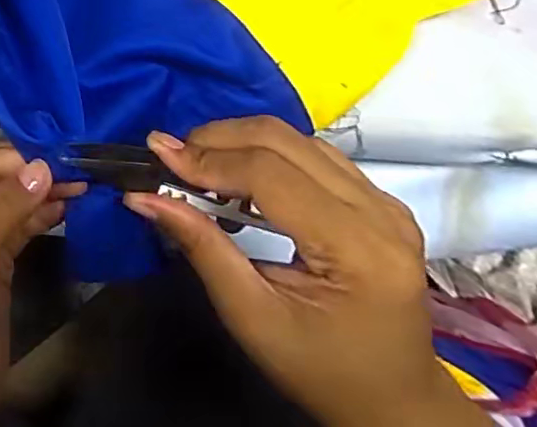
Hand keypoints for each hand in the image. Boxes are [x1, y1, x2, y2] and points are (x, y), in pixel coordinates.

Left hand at [0, 145, 84, 426]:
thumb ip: (2, 211)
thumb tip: (44, 165)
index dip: (26, 158)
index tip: (72, 154)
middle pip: (1, 179)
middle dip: (39, 171)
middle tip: (89, 168)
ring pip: (15, 202)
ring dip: (47, 192)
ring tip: (89, 184)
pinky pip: (22, 228)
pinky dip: (45, 216)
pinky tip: (71, 206)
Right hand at [123, 117, 486, 426]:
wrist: (395, 402)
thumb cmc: (320, 369)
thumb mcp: (251, 316)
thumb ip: (200, 246)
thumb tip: (142, 196)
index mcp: (358, 250)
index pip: (269, 174)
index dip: (208, 158)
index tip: (156, 155)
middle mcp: (380, 214)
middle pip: (281, 141)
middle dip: (215, 140)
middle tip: (171, 158)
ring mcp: (384, 202)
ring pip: (293, 137)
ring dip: (236, 140)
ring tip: (198, 165)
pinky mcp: (378, 199)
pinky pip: (309, 151)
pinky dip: (262, 150)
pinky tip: (238, 174)